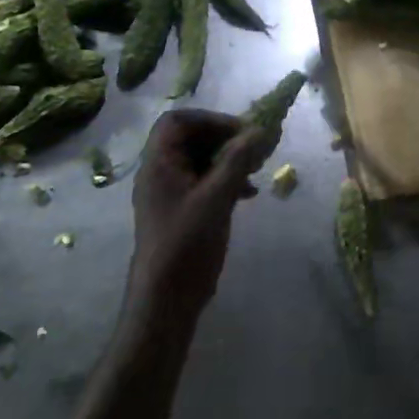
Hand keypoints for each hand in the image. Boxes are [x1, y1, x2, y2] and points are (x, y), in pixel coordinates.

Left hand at [127, 110, 273, 322]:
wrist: (166, 299)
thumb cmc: (186, 243)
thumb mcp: (216, 197)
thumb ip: (237, 160)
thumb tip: (260, 130)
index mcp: (158, 163)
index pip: (177, 121)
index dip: (209, 119)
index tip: (240, 131)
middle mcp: (160, 172)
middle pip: (190, 137)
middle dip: (224, 138)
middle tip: (253, 148)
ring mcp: (170, 192)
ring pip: (199, 159)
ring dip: (228, 158)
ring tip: (256, 168)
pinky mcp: (182, 209)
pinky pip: (203, 180)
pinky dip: (225, 179)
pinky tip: (248, 193)